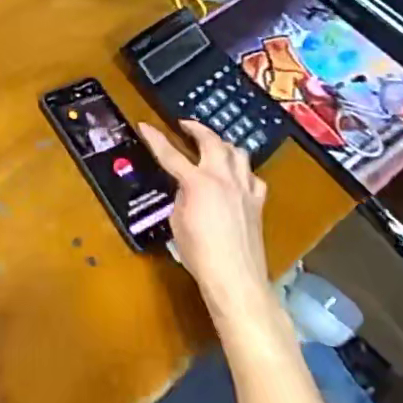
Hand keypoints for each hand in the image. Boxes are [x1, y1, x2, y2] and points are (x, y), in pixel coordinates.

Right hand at [139, 120, 270, 311]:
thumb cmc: (198, 252)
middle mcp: (223, 178)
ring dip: (223, 144)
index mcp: (197, 182)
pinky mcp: (257, 202)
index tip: (145, 125)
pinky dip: (243, 170)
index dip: (155, 138)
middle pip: (212, 141)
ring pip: (238, 152)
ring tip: (213, 145)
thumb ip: (181, 196)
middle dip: (197, 128)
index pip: (170, 154)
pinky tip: (237, 176)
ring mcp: (244, 188)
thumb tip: (186, 188)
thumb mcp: (177, 220)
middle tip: (185, 125)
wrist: (235, 277)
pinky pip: (253, 176)